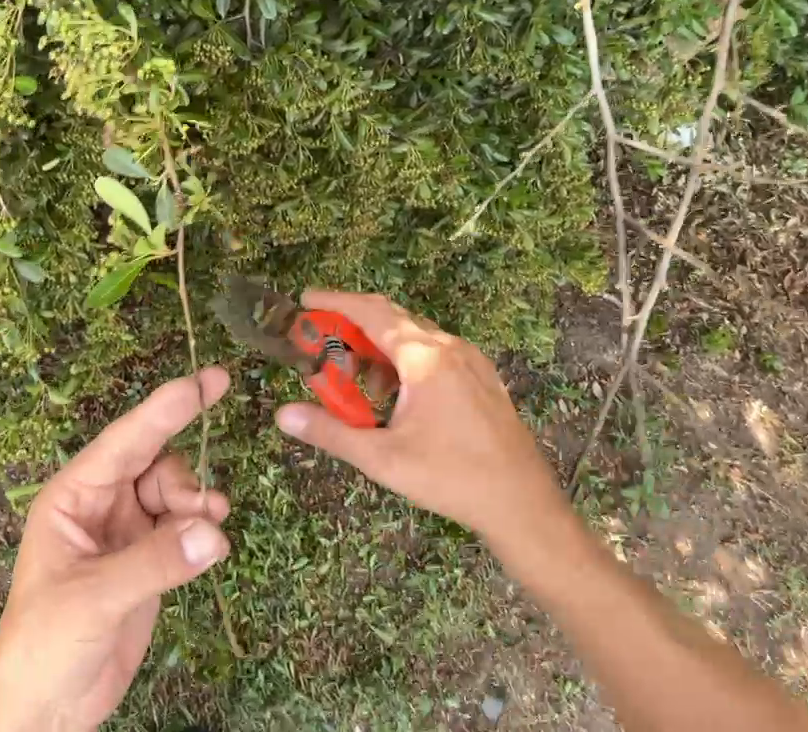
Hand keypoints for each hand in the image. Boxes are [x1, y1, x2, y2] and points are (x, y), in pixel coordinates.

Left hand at [0, 367, 231, 731]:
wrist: (47, 707)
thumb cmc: (46, 642)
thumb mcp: (94, 598)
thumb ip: (155, 562)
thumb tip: (215, 531)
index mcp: (73, 495)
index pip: (125, 440)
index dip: (165, 407)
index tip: (207, 380)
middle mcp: (100, 504)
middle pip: (153, 462)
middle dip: (184, 471)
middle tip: (209, 503)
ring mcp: (125, 532)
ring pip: (171, 494)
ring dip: (195, 504)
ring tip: (209, 529)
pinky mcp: (146, 561)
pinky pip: (181, 528)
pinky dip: (199, 530)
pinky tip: (210, 544)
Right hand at [273, 291, 567, 550]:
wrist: (524, 506)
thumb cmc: (450, 478)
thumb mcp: (382, 458)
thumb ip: (330, 432)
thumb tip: (283, 415)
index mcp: (424, 357)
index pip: (371, 312)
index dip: (335, 302)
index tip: (305, 300)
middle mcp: (449, 348)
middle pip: (392, 318)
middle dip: (351, 325)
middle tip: (319, 340)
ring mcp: (471, 361)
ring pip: (413, 337)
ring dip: (378, 348)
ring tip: (355, 381)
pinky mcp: (482, 379)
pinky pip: (434, 353)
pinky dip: (403, 361)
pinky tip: (394, 396)